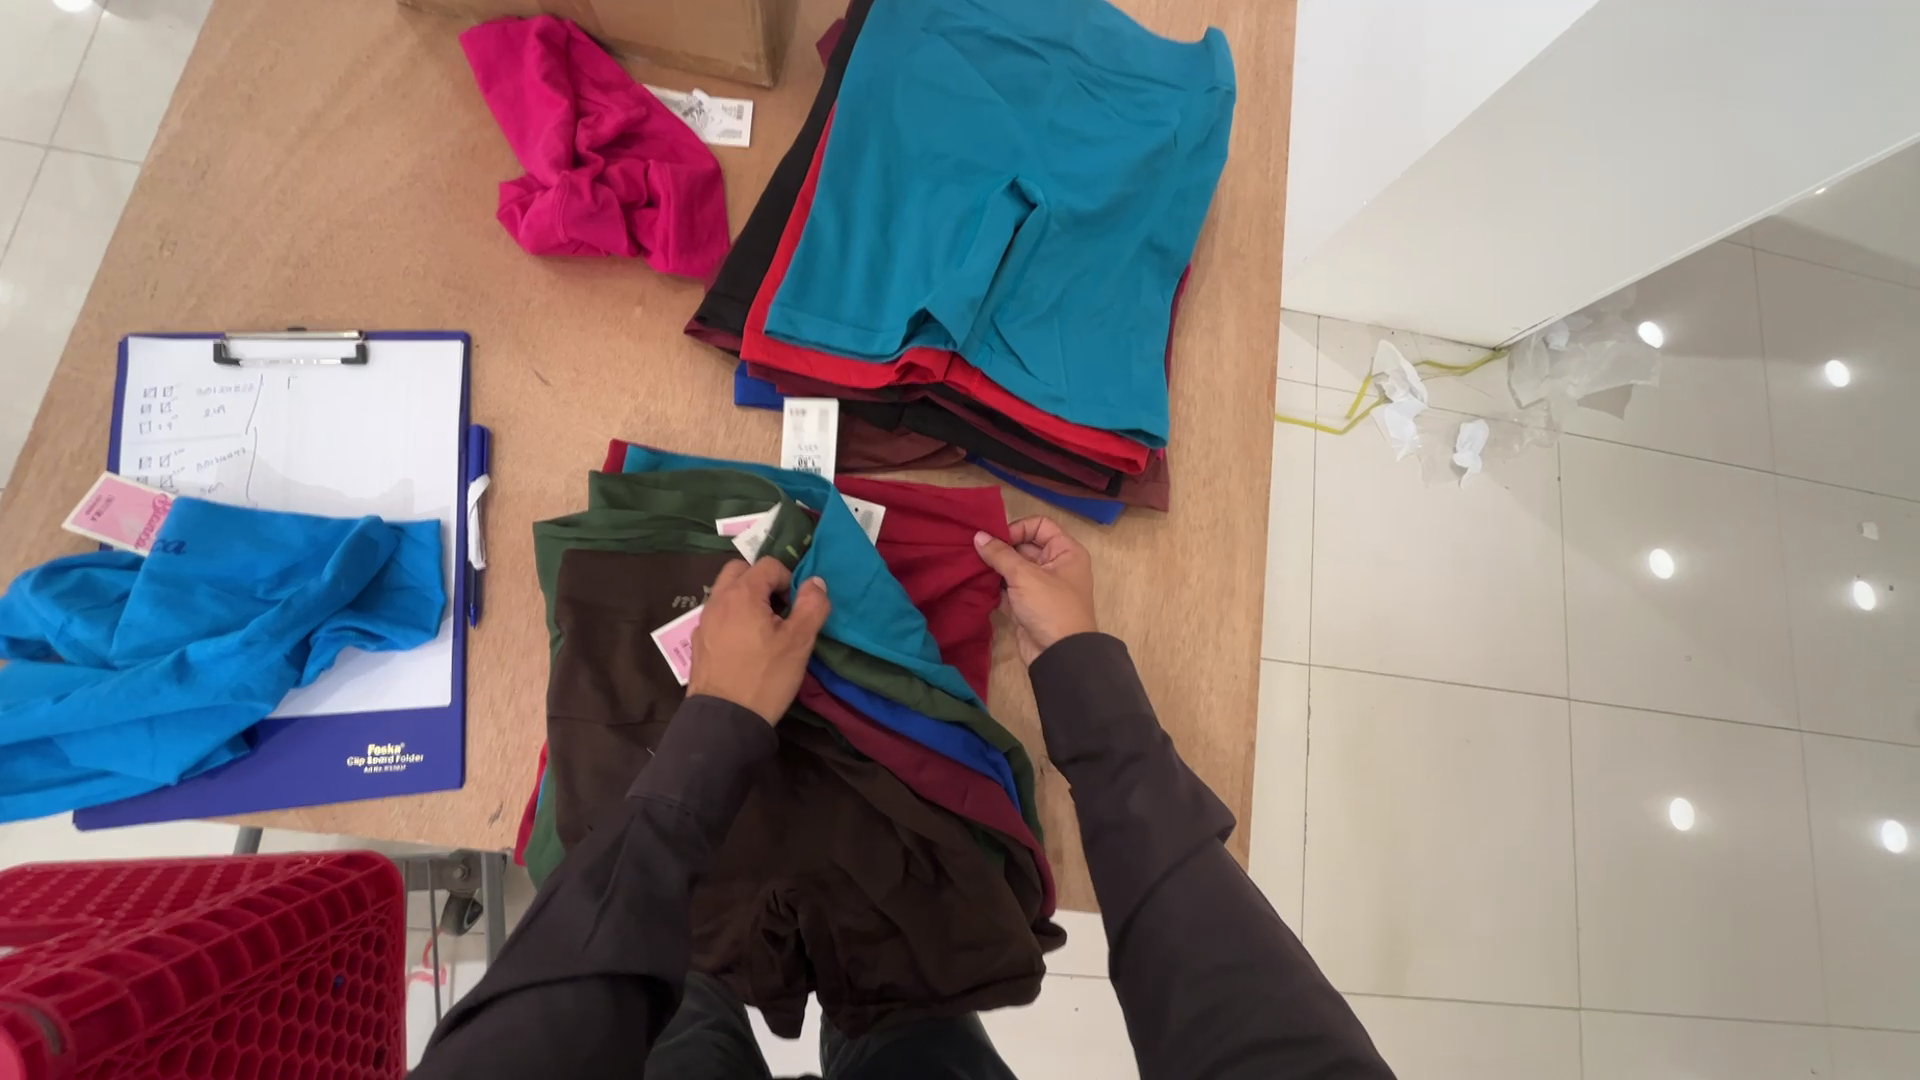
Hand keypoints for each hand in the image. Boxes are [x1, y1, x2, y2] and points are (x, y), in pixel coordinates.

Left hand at [688, 558, 830, 724]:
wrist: (724, 720)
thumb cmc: (765, 676)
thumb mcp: (799, 641)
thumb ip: (812, 606)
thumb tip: (815, 582)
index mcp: (742, 594)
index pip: (769, 565)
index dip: (788, 580)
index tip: (797, 607)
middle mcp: (718, 600)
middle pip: (740, 570)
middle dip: (762, 581)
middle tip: (780, 609)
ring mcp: (704, 621)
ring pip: (726, 593)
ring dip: (747, 599)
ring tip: (765, 629)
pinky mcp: (699, 642)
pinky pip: (718, 615)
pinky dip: (734, 618)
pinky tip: (746, 646)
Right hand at [972, 516, 1096, 664]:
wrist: (1060, 655)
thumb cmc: (1050, 607)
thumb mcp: (1025, 576)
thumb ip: (1000, 554)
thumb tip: (978, 536)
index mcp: (1066, 551)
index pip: (1040, 526)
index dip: (1018, 529)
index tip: (997, 541)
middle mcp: (1055, 565)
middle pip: (1024, 546)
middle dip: (1000, 548)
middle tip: (974, 550)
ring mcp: (1041, 586)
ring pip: (1014, 568)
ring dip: (994, 567)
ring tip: (971, 565)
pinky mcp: (1027, 605)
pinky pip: (1009, 588)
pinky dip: (994, 586)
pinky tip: (976, 583)